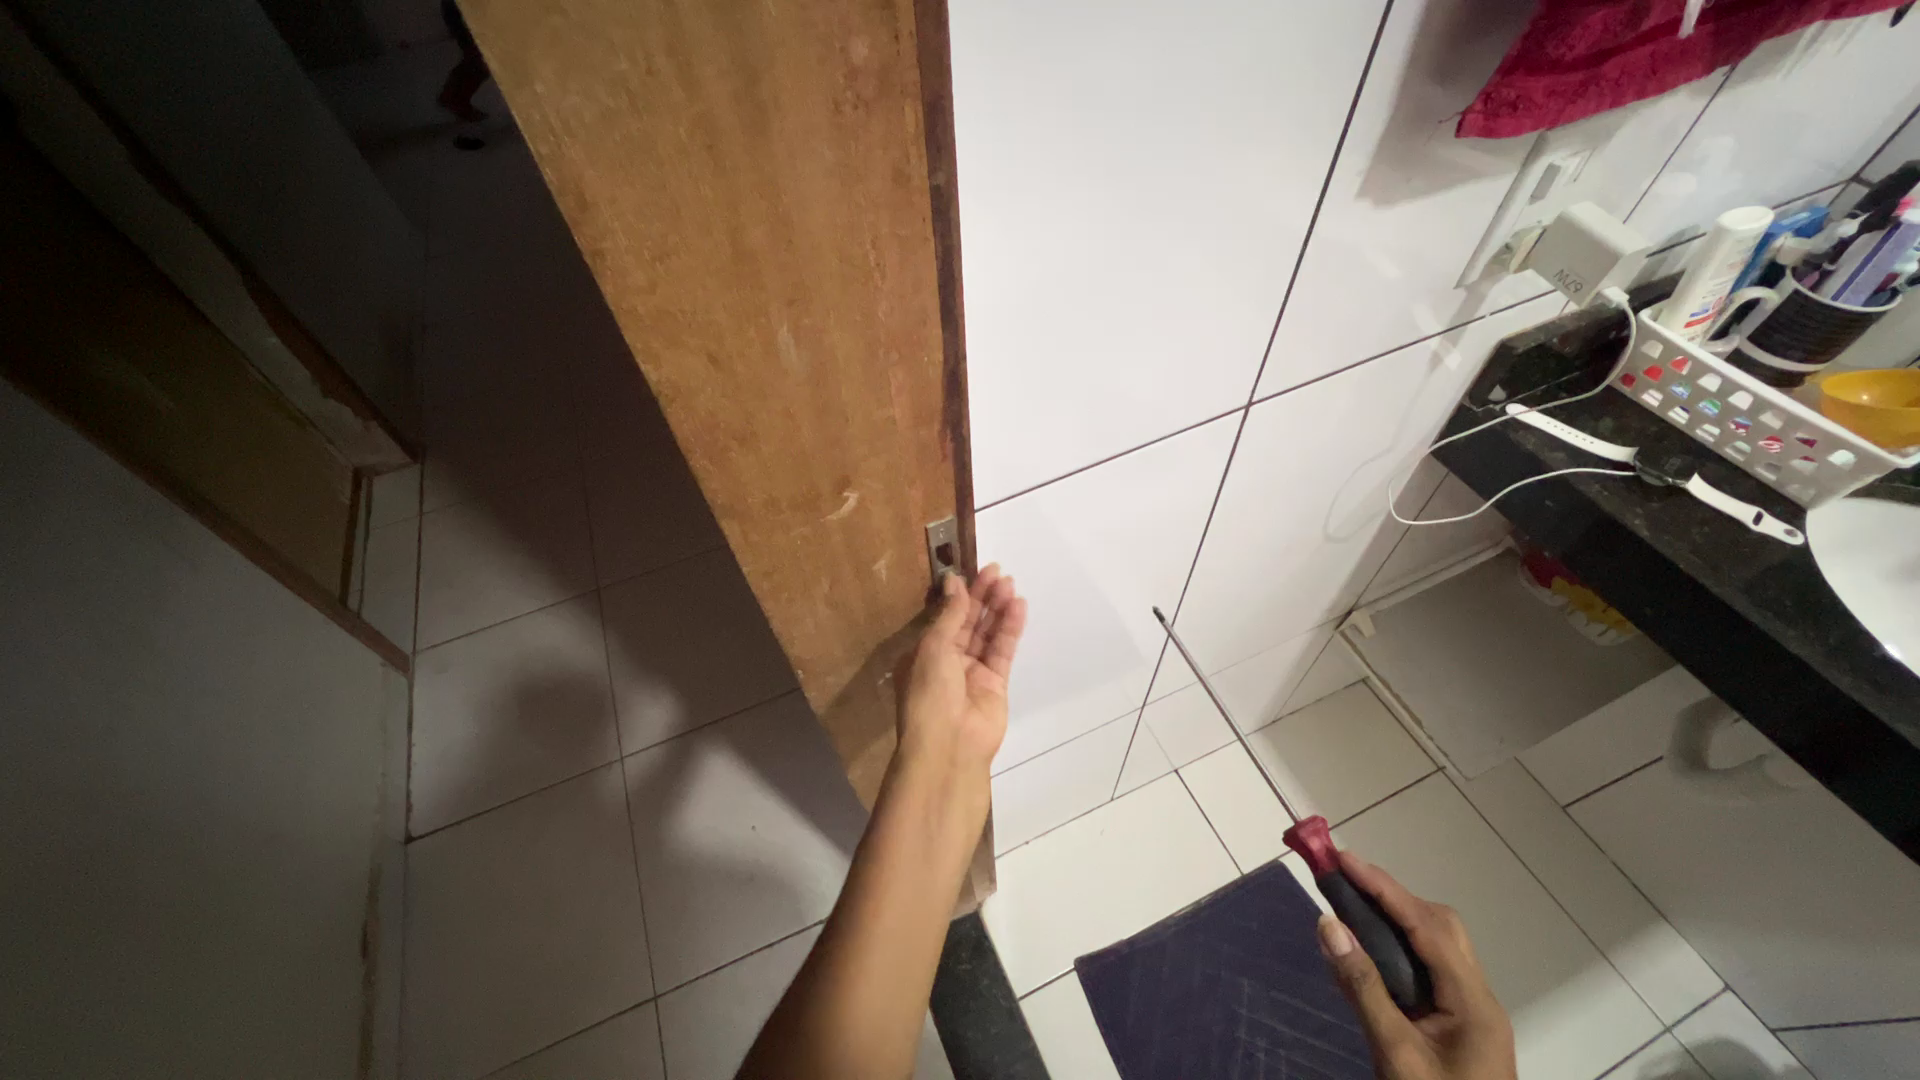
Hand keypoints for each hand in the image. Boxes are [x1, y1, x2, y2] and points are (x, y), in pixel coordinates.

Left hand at [894, 565, 1026, 779]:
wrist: (949, 746)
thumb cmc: (929, 693)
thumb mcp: (933, 648)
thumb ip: (950, 614)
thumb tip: (954, 581)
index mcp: (924, 652)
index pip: (945, 616)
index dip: (962, 594)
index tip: (978, 571)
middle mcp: (948, 660)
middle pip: (968, 621)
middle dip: (983, 597)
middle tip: (999, 572)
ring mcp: (973, 672)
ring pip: (988, 633)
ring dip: (998, 609)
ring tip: (1011, 584)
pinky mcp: (996, 683)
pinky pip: (1003, 650)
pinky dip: (1010, 629)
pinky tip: (1018, 607)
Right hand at [1317, 852, 1516, 1079]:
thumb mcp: (1395, 1052)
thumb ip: (1362, 987)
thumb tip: (1327, 924)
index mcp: (1473, 1001)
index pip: (1426, 926)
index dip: (1383, 888)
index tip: (1342, 858)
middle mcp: (1479, 997)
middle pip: (1440, 926)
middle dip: (1392, 896)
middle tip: (1344, 880)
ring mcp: (1473, 1011)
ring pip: (1437, 945)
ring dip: (1396, 919)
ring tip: (1351, 906)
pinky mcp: (1460, 1023)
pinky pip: (1430, 968)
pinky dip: (1399, 947)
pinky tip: (1371, 951)